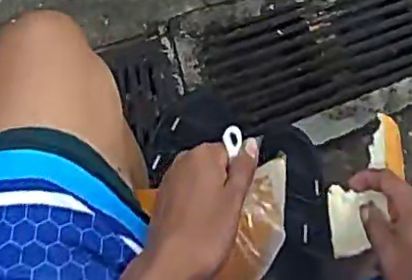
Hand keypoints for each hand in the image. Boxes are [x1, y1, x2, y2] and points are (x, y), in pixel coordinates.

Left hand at [129, 139, 258, 279]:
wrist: (167, 269)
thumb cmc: (204, 234)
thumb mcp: (235, 199)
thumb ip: (244, 167)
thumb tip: (251, 143)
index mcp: (204, 153)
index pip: (231, 151)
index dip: (237, 174)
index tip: (235, 196)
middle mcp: (183, 160)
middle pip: (214, 163)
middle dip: (221, 183)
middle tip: (225, 210)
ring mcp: (169, 180)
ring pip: (198, 180)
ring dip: (206, 195)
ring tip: (209, 221)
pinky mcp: (160, 200)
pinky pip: (184, 194)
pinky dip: (191, 206)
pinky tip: (194, 226)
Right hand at [351, 169, 411, 279]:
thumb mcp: (388, 251)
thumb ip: (374, 225)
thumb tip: (365, 206)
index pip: (388, 178)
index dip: (367, 177)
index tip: (351, 184)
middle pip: (400, 190)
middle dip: (379, 194)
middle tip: (361, 201)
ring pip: (409, 205)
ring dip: (391, 210)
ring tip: (375, 222)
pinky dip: (403, 221)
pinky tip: (395, 236)